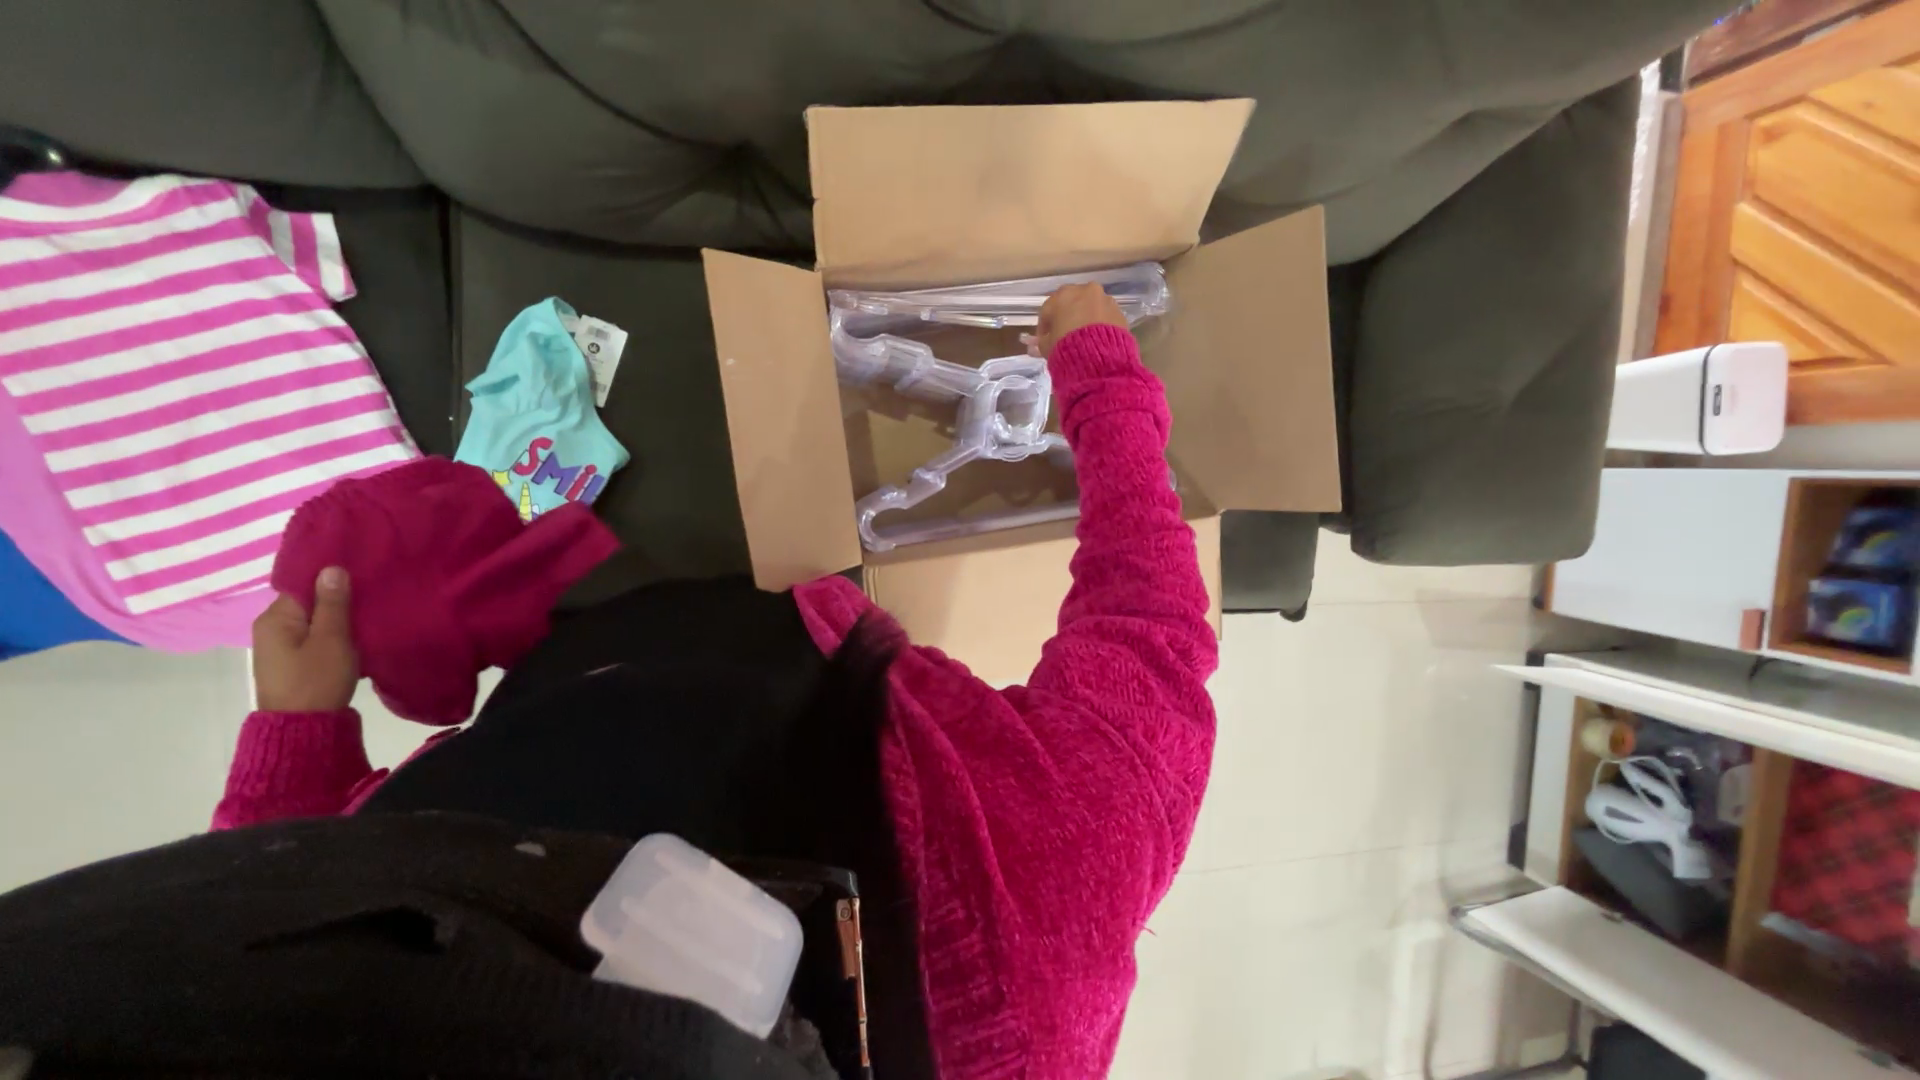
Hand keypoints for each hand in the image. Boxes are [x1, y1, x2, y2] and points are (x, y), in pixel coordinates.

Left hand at [252, 567, 358, 712]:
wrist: (303, 727)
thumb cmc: (316, 679)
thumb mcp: (332, 639)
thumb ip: (332, 603)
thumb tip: (331, 568)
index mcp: (275, 618)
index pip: (302, 585)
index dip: (331, 579)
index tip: (361, 575)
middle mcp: (271, 628)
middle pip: (308, 602)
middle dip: (338, 599)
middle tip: (372, 595)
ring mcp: (280, 647)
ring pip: (314, 621)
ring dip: (338, 619)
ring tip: (369, 615)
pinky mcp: (292, 662)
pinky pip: (315, 637)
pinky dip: (334, 635)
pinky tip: (356, 637)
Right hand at [1034, 283, 1127, 358]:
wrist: (1099, 356)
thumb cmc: (1066, 346)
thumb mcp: (1047, 347)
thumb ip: (1041, 342)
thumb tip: (1037, 344)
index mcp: (1062, 295)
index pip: (1047, 310)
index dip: (1044, 327)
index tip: (1044, 340)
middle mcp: (1084, 290)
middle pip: (1071, 303)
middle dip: (1067, 317)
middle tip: (1064, 336)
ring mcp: (1104, 299)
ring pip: (1090, 307)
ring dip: (1085, 318)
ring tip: (1083, 338)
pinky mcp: (1119, 311)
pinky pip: (1104, 316)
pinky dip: (1100, 324)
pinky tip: (1097, 339)